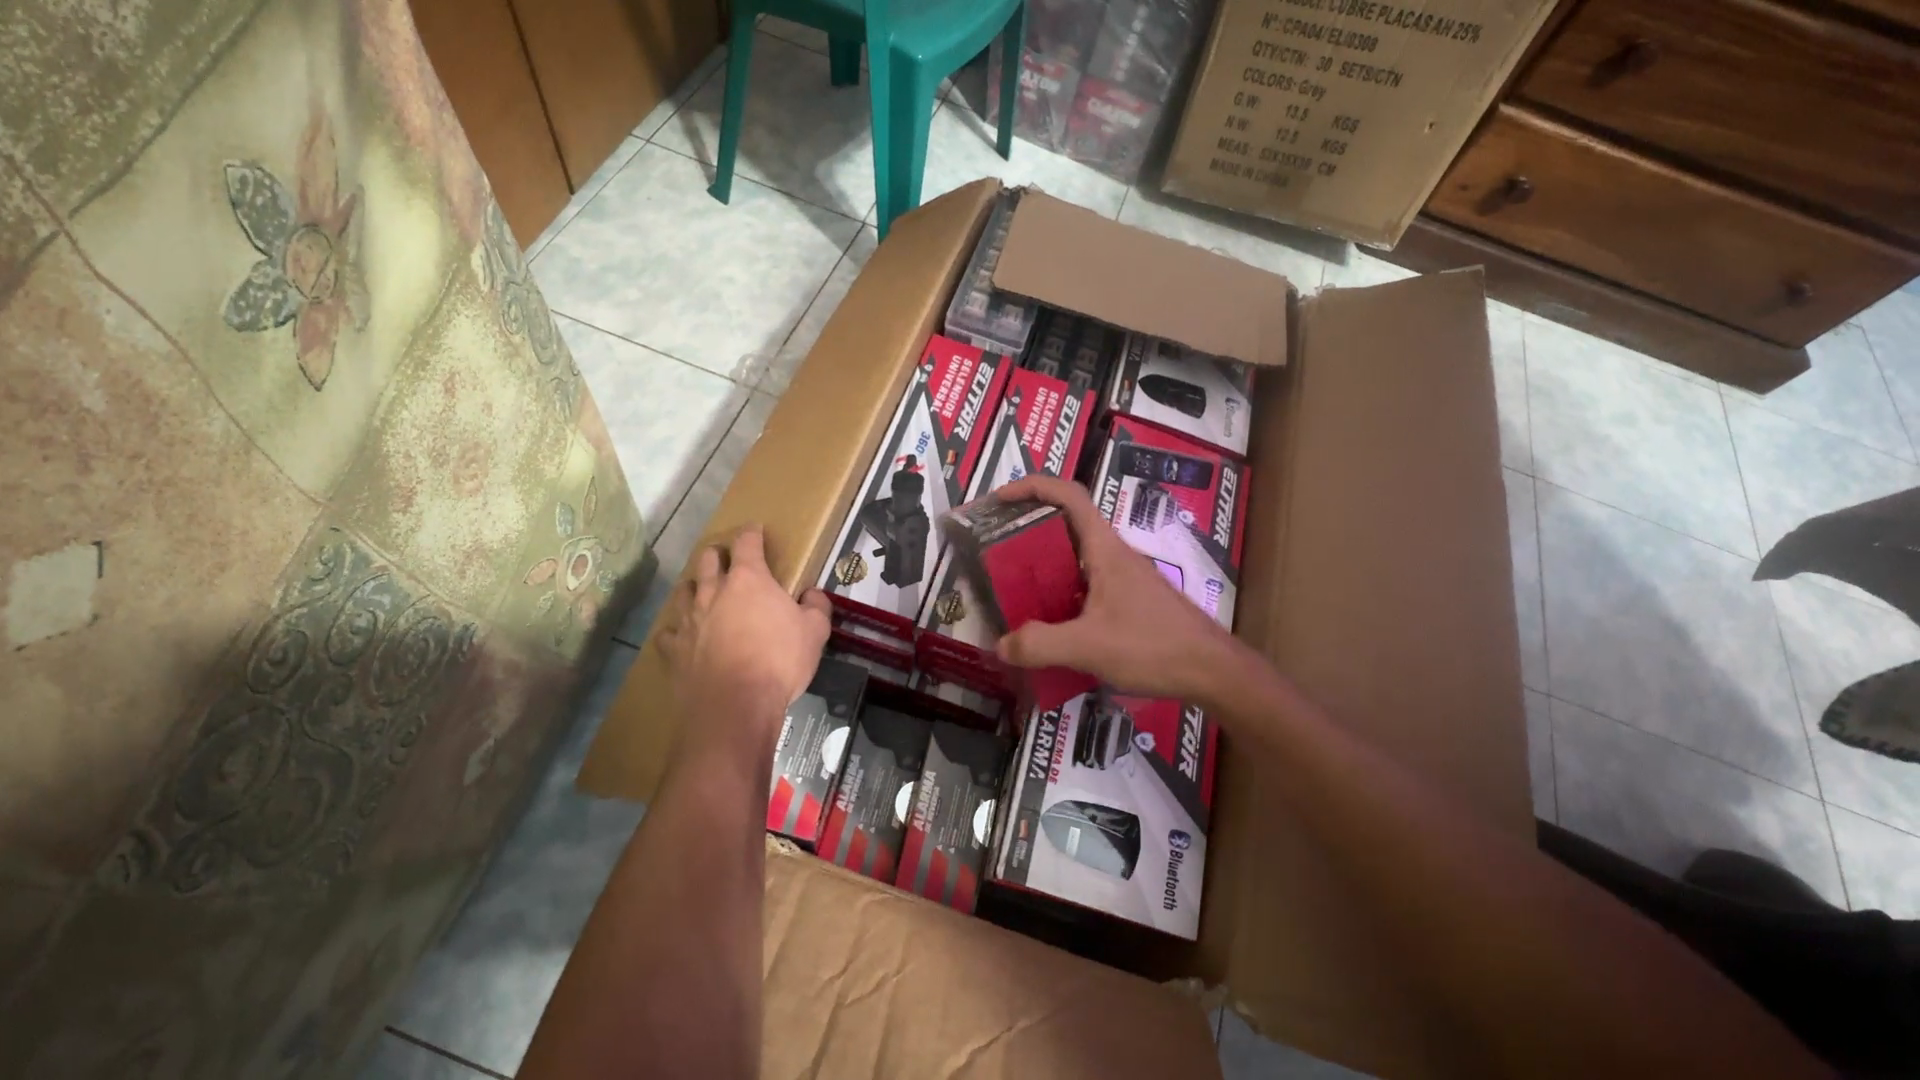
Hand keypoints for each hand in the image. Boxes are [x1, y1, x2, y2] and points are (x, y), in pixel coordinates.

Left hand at [657, 527, 831, 741]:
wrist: (735, 705)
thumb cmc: (779, 661)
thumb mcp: (815, 633)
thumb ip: (816, 608)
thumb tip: (813, 594)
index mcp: (749, 580)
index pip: (747, 543)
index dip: (752, 534)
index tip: (755, 531)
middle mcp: (713, 591)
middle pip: (707, 560)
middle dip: (717, 555)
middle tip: (726, 560)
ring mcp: (689, 619)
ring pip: (685, 590)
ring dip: (695, 588)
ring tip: (703, 594)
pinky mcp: (673, 648)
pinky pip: (669, 632)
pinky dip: (677, 631)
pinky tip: (683, 637)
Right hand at [992, 474, 1252, 704]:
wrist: (1213, 671)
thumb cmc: (1153, 646)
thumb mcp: (1088, 647)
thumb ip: (1039, 644)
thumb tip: (1000, 645)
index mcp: (1105, 549)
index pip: (1068, 495)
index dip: (1031, 486)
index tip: (998, 498)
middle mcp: (1115, 555)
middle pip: (1067, 525)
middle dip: (1028, 529)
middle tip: (994, 550)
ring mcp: (1125, 580)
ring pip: (1076, 559)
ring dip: (1043, 566)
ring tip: (1012, 589)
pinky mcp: (1132, 603)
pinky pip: (1086, 587)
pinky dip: (1061, 595)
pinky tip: (1049, 625)